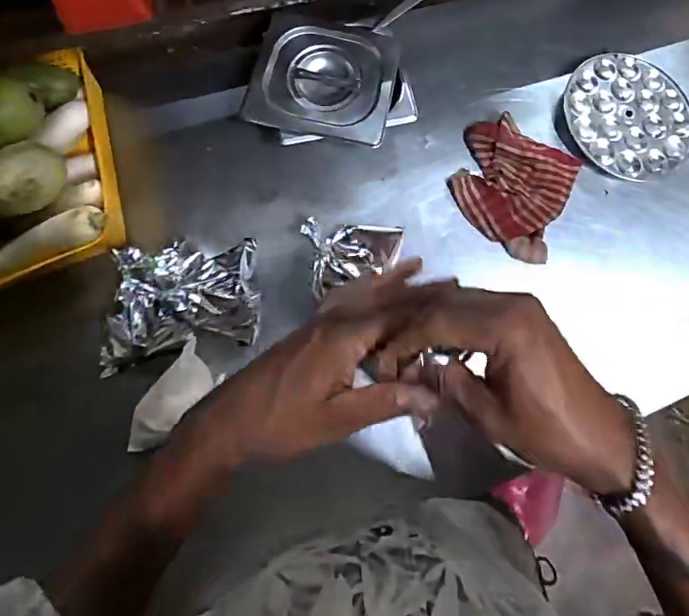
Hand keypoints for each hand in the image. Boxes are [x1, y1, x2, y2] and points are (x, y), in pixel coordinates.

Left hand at [174, 259, 445, 467]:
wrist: (230, 421)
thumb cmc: (283, 423)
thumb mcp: (338, 420)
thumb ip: (386, 401)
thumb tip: (433, 394)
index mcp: (345, 337)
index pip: (396, 316)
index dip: (428, 309)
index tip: (458, 299)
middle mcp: (335, 319)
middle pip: (382, 297)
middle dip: (416, 288)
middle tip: (449, 279)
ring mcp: (320, 320)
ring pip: (363, 291)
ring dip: (391, 280)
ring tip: (416, 266)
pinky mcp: (311, 327)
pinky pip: (345, 295)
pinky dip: (364, 285)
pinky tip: (369, 283)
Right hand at [371, 287, 637, 495]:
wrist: (600, 434)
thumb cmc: (548, 432)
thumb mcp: (491, 416)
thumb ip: (451, 383)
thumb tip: (416, 366)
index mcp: (506, 325)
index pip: (441, 319)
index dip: (407, 337)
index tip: (384, 358)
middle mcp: (513, 302)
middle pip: (450, 300)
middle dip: (415, 320)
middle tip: (388, 344)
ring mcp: (522, 303)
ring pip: (464, 297)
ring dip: (433, 314)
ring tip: (405, 339)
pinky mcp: (527, 312)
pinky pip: (481, 304)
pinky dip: (455, 316)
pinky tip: (438, 335)